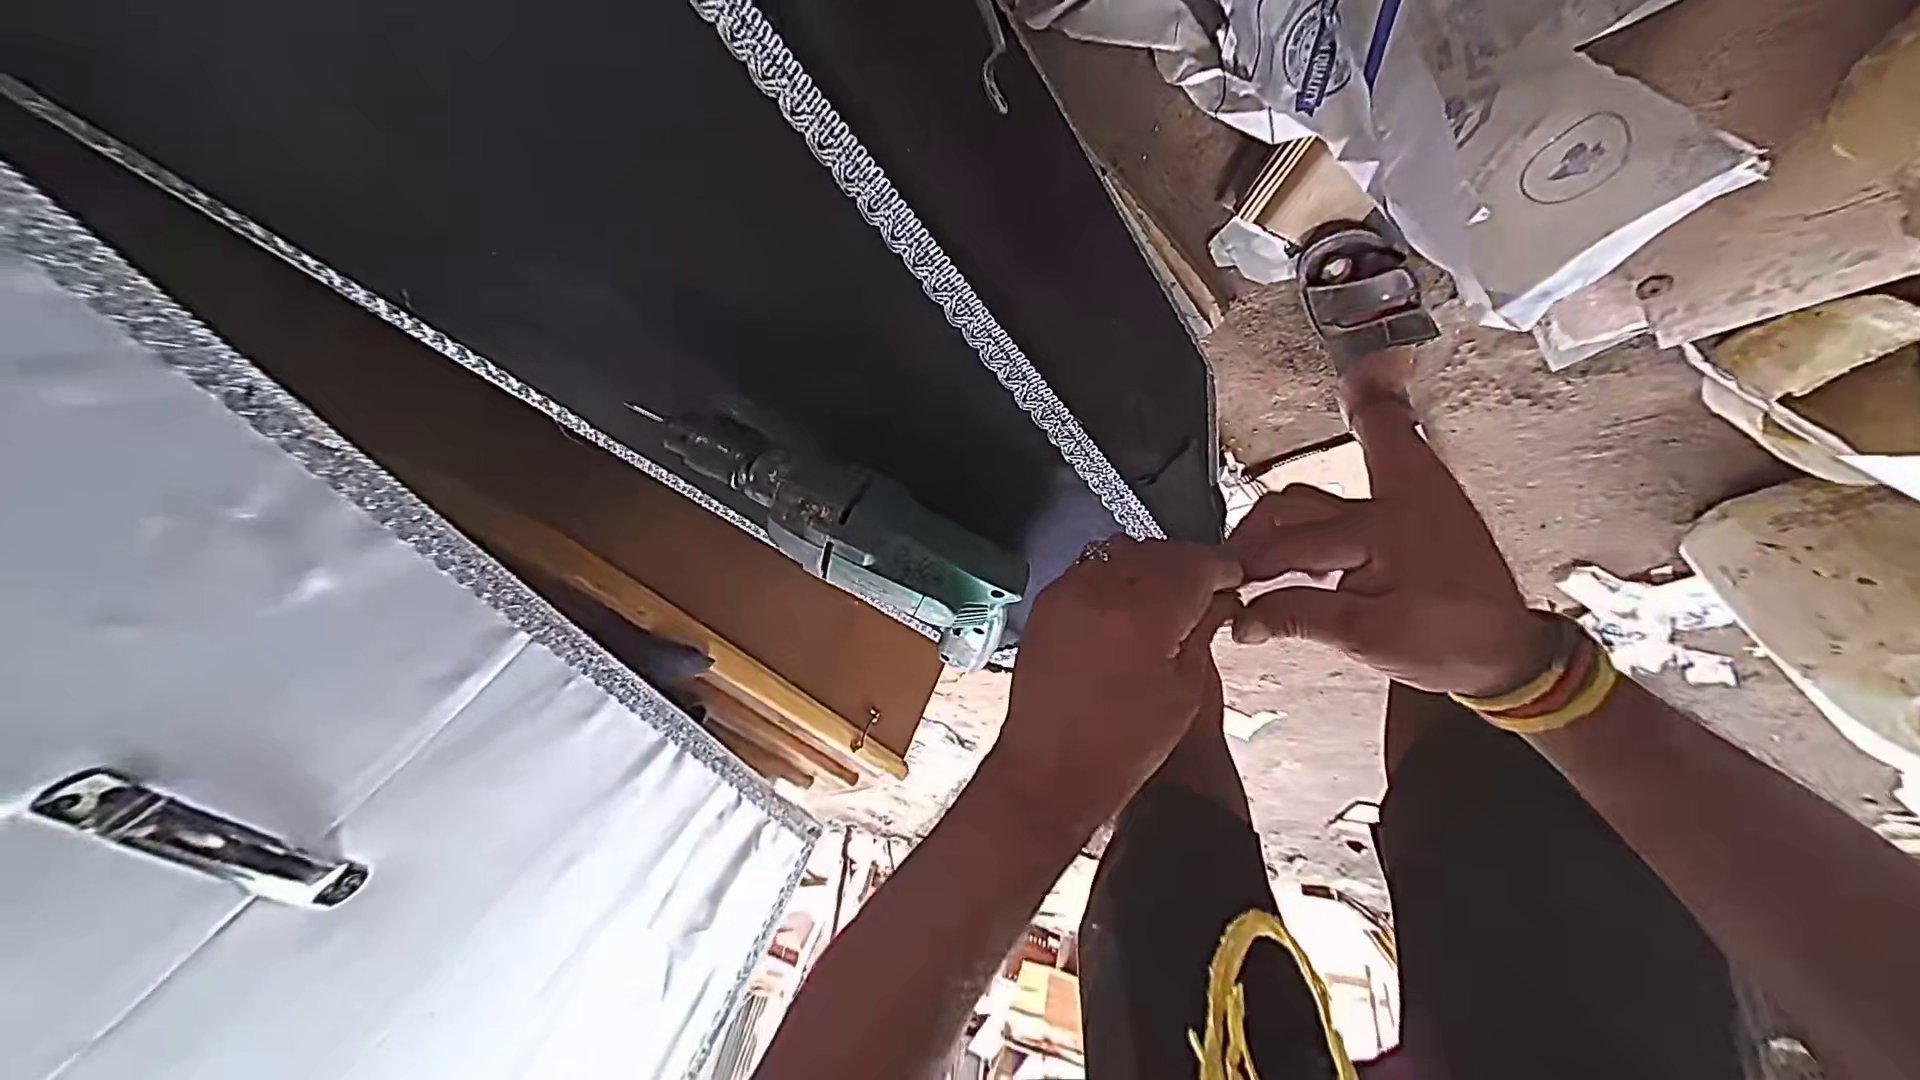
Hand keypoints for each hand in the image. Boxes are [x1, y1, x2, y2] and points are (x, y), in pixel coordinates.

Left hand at [976, 537, 1242, 851]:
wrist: (1050, 768)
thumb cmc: (1117, 747)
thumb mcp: (1184, 691)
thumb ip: (1202, 630)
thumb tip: (1219, 598)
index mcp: (1142, 617)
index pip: (1193, 563)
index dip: (1220, 566)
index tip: (1230, 575)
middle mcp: (1098, 594)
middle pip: (1157, 550)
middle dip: (1187, 564)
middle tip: (1204, 589)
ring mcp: (1065, 594)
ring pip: (1121, 551)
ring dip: (1149, 565)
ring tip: (1165, 597)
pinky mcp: (1045, 603)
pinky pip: (1089, 568)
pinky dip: (1115, 575)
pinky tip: (1127, 604)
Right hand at [1226, 473, 1552, 696]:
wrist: (1508, 649)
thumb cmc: (1455, 641)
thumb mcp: (1367, 636)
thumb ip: (1298, 618)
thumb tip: (1245, 618)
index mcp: (1385, 528)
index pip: (1288, 545)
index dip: (1249, 570)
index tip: (1229, 591)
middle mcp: (1392, 499)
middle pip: (1291, 504)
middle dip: (1251, 536)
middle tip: (1233, 571)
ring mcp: (1401, 496)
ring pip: (1312, 491)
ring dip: (1274, 516)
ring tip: (1252, 546)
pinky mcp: (1406, 503)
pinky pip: (1347, 482)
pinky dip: (1313, 499)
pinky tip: (1304, 524)